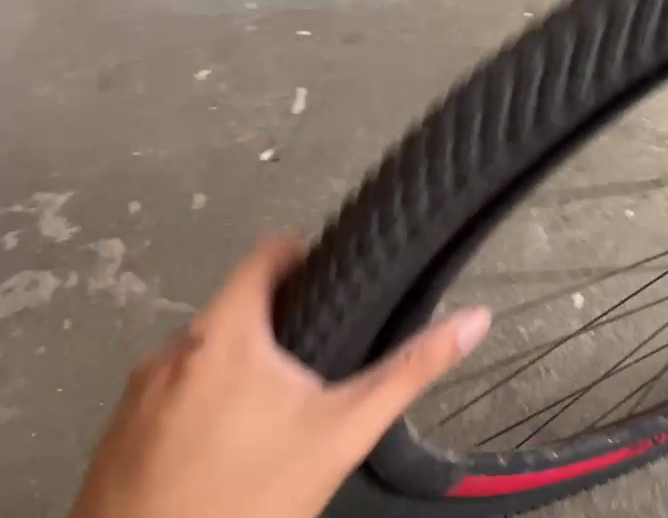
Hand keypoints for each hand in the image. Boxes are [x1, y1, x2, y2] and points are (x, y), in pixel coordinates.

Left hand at [69, 238, 488, 517]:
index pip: (264, 257)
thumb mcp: (346, 430)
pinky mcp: (111, 441)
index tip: (338, 271)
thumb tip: (476, 318)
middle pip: (238, 307)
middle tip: (328, 353)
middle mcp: (168, 358)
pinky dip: (206, 400)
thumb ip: (412, 368)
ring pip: (204, 352)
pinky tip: (236, 442)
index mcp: (223, 340)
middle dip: (284, 319)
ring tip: (286, 403)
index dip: (307, 253)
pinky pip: (172, 393)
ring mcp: (131, 401)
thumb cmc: (247, 497)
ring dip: (244, 361)